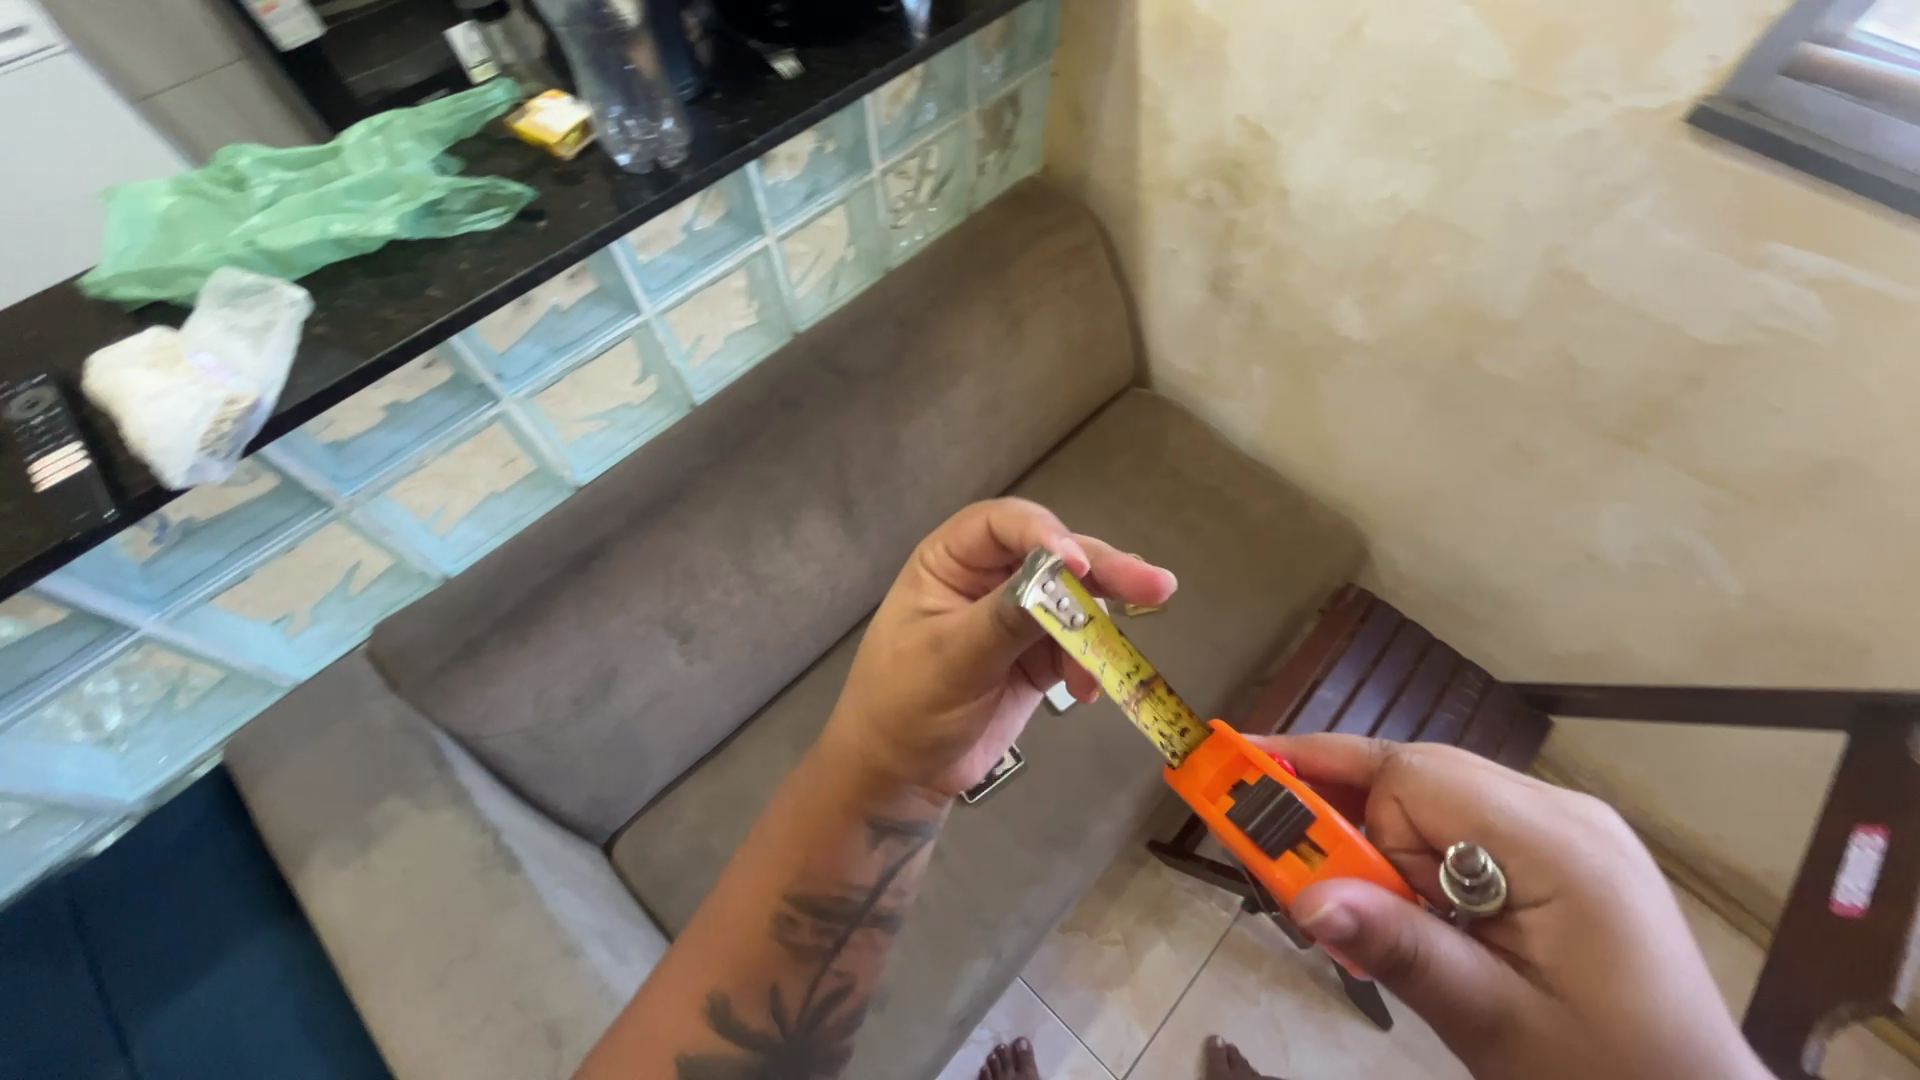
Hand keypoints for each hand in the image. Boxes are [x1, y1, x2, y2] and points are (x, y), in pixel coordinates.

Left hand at [820, 498, 1176, 799]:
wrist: (902, 775)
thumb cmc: (904, 706)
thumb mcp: (950, 659)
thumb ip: (1005, 618)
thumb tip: (1060, 576)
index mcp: (949, 562)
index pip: (1002, 525)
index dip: (1044, 534)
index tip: (1078, 565)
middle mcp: (985, 578)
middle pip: (1050, 557)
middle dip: (1100, 571)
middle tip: (1155, 585)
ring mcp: (1013, 617)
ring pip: (1072, 600)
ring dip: (1098, 626)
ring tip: (1111, 661)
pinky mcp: (1034, 655)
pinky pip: (1075, 644)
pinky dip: (1089, 662)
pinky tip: (1087, 690)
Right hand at [1249, 734, 1770, 1079]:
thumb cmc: (1606, 1078)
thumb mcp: (1495, 1025)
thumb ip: (1402, 951)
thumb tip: (1304, 897)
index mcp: (1559, 844)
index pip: (1415, 779)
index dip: (1346, 812)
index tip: (1291, 858)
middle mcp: (1559, 810)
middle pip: (1414, 771)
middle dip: (1340, 806)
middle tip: (1278, 849)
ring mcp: (1561, 823)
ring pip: (1425, 787)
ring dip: (1365, 827)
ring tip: (1330, 879)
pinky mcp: (1554, 845)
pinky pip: (1451, 816)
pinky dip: (1400, 842)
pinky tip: (1386, 885)